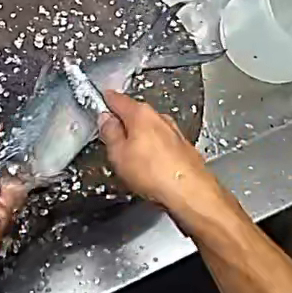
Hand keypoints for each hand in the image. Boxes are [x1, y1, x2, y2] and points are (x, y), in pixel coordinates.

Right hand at [98, 91, 226, 218]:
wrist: (190, 193)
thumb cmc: (156, 174)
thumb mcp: (117, 154)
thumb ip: (109, 132)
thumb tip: (106, 120)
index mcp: (140, 114)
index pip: (118, 99)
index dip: (106, 101)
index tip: (101, 102)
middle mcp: (160, 118)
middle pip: (135, 113)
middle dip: (123, 122)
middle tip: (110, 137)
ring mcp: (174, 132)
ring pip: (150, 129)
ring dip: (140, 137)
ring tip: (130, 157)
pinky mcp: (184, 148)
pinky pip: (162, 142)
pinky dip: (154, 149)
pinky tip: (149, 166)